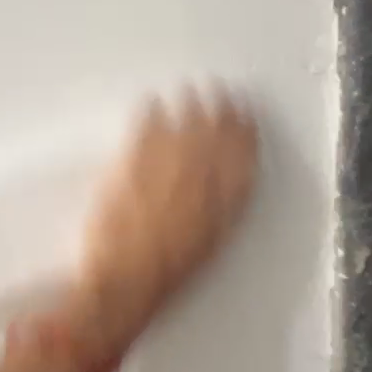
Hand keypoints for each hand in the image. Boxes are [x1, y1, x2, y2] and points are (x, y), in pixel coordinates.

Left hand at [68, 85, 258, 352]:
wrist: (124, 281)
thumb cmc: (165, 275)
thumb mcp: (207, 247)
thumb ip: (219, 212)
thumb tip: (223, 191)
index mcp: (224, 204)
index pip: (242, 158)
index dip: (245, 134)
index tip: (247, 115)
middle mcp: (201, 180)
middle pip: (216, 134)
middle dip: (220, 109)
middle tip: (220, 90)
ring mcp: (167, 168)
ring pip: (185, 124)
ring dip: (190, 105)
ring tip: (190, 89)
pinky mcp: (133, 165)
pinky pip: (146, 128)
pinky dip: (151, 113)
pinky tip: (152, 103)